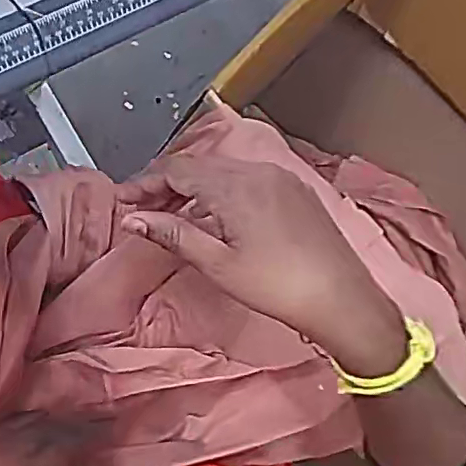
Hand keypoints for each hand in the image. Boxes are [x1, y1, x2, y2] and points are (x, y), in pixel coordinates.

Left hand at [0, 416, 105, 465]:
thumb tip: (92, 465)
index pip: (74, 437)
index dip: (99, 431)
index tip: (119, 427)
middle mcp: (4, 450)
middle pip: (51, 423)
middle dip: (79, 423)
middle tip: (102, 427)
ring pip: (26, 421)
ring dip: (52, 421)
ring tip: (73, 431)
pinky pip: (4, 428)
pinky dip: (26, 426)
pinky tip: (35, 438)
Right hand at [119, 156, 407, 373]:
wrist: (341, 299)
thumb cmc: (276, 286)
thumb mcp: (217, 263)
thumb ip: (173, 234)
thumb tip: (132, 219)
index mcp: (236, 186)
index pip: (177, 170)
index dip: (144, 182)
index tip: (123, 200)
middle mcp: (258, 171)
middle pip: (198, 165)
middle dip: (164, 184)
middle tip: (141, 209)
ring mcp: (279, 177)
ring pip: (221, 171)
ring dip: (190, 187)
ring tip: (169, 214)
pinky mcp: (292, 189)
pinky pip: (244, 178)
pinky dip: (217, 190)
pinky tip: (209, 214)